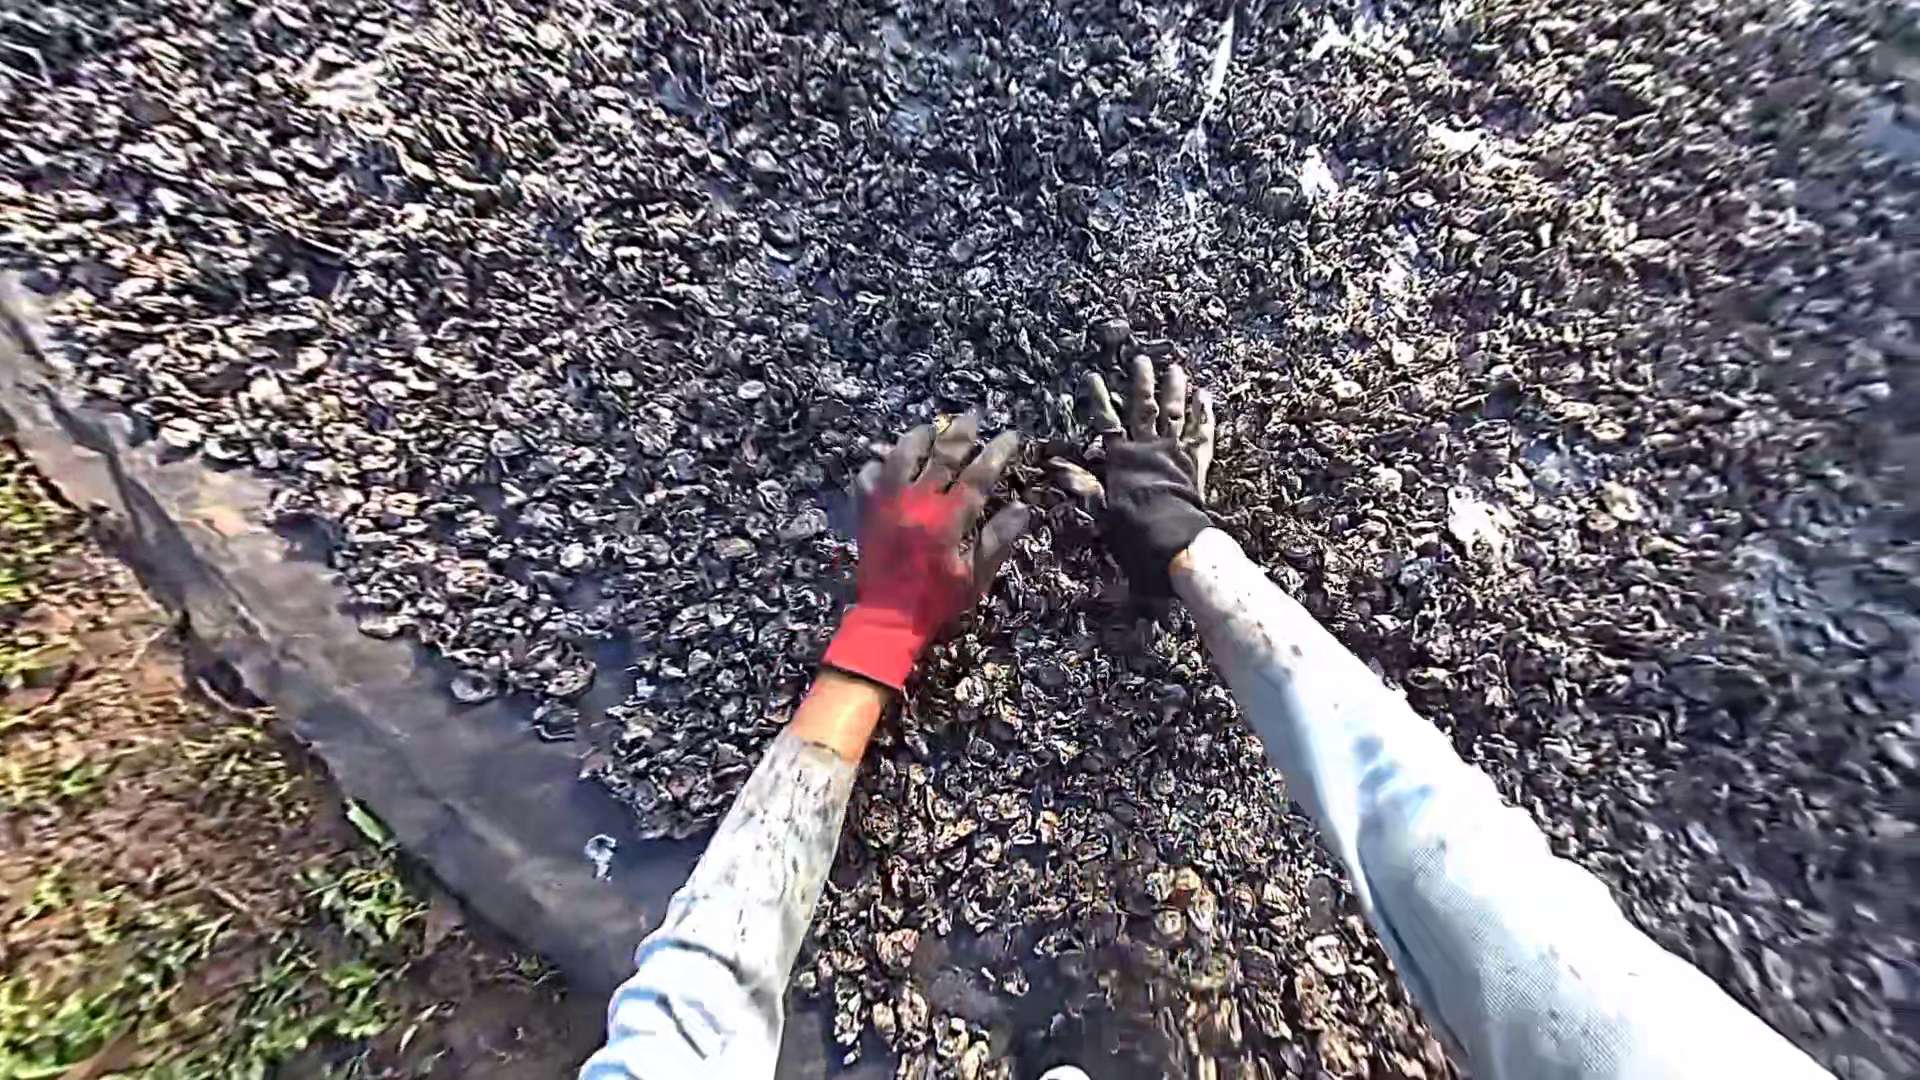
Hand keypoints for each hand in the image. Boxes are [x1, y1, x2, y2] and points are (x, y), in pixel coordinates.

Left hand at [821, 413, 1028, 691]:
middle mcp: (917, 502)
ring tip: (932, 428)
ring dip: (919, 437)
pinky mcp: (866, 511)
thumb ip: (997, 540)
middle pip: (942, 455)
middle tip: (974, 416)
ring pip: (901, 456)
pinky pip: (867, 476)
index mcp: (948, 519)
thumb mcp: (975, 576)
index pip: (979, 475)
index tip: (1011, 436)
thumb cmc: (937, 600)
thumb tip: (1020, 508)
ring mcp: (887, 503)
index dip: (997, 452)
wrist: (888, 617)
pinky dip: (878, 463)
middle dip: (962, 432)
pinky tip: (887, 459)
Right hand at [1053, 357, 1217, 595]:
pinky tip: (1204, 396)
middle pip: (1144, 408)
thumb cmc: (1131, 525)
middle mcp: (1148, 446)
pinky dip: (1204, 414)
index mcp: (1122, 457)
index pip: (1107, 421)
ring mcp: (1174, 450)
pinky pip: (1202, 432)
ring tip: (1174, 368)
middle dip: (1141, 383)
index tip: (1093, 378)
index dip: (1100, 399)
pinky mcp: (1195, 460)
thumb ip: (1082, 485)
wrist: (1169, 533)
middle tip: (1141, 360)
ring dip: (1174, 390)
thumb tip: (1054, 469)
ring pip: (1174, 412)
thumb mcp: (1101, 506)